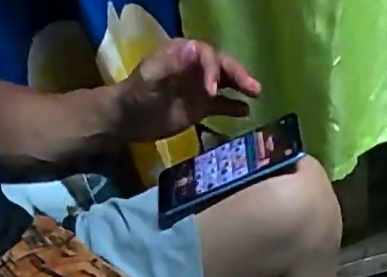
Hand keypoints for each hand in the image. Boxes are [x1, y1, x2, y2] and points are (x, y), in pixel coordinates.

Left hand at [114, 39, 259, 142]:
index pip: (207, 56)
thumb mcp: (152, 76)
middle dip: (237, 75)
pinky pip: (220, 105)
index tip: (212, 91)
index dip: (212, 71)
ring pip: (224, 84)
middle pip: (221, 67)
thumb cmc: (138, 94)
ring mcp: (199, 88)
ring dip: (240, 88)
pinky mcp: (200, 108)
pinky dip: (233, 108)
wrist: (130, 118)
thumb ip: (172, 63)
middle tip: (254, 87)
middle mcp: (195, 67)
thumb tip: (194, 49)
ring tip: (256, 94)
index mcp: (184, 54)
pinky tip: (246, 112)